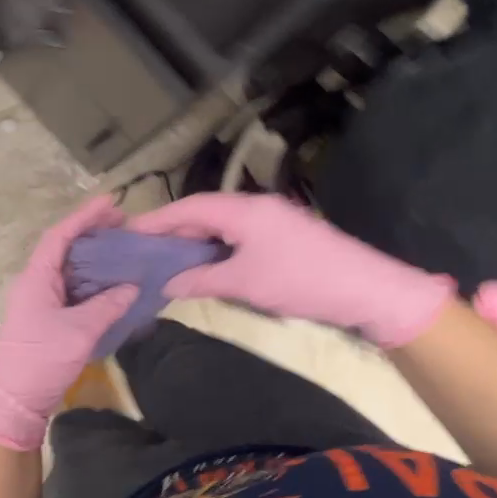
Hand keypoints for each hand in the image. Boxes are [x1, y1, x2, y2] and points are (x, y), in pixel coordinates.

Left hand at [0, 196, 141, 450]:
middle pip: (62, 249)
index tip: (110, 202)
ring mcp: (38, 301)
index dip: (84, 217)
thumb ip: (107, 305)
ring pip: (66, 269)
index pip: (59, 236)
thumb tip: (131, 287)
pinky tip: (111, 281)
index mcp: (35, 279)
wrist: (17, 400)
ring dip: (92, 257)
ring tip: (122, 248)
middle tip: (123, 225)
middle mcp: (33, 284)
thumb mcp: (80, 331)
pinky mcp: (45, 318)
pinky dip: (89, 281)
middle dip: (91, 234)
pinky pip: (69, 289)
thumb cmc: (43, 361)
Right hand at [128, 192, 453, 347]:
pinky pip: (238, 237)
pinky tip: (204, 267)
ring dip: (194, 242)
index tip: (128, 231)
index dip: (157, 219)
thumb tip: (167, 284)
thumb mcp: (244, 283)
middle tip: (143, 250)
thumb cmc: (301, 280)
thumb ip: (201, 280)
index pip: (189, 207)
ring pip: (221, 226)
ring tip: (166, 261)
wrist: (367, 289)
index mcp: (243, 210)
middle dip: (172, 231)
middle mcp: (255, 208)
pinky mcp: (284, 237)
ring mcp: (272, 221)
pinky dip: (215, 249)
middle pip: (203, 213)